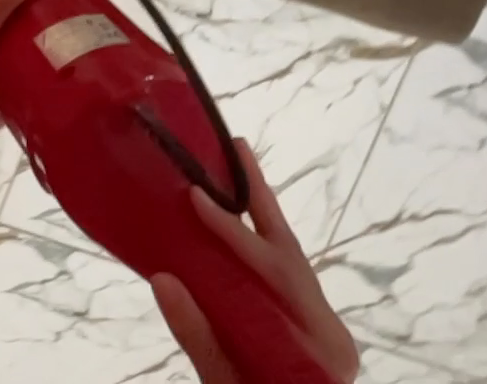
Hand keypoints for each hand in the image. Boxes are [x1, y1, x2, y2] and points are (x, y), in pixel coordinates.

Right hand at [151, 141, 358, 382]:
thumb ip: (202, 339)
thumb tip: (162, 280)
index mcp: (321, 341)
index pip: (277, 272)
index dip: (235, 233)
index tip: (198, 198)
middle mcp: (324, 323)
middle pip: (286, 248)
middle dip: (257, 196)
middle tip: (231, 146)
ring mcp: (312, 321)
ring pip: (282, 252)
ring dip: (254, 206)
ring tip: (232, 159)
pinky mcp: (292, 320)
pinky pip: (270, 268)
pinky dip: (248, 233)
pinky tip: (226, 210)